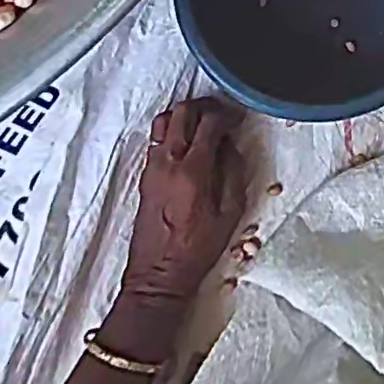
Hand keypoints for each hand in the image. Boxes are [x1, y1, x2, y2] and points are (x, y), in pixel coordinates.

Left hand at [120, 98, 247, 306]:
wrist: (157, 276)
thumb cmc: (197, 248)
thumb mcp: (231, 211)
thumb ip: (234, 170)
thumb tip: (231, 144)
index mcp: (192, 171)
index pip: (210, 122)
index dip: (228, 114)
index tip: (238, 119)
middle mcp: (168, 163)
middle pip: (182, 111)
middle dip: (206, 106)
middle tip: (222, 114)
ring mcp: (152, 168)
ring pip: (164, 120)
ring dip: (186, 115)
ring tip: (204, 124)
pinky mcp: (144, 176)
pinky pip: (157, 138)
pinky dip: (174, 130)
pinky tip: (190, 144)